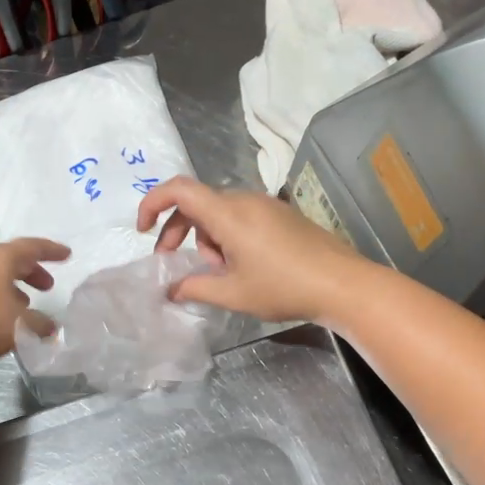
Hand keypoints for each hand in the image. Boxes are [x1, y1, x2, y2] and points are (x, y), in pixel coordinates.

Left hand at [0, 237, 70, 364]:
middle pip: (8, 259)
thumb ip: (40, 325)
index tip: (66, 255)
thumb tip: (51, 327)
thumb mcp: (21, 326)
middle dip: (30, 271)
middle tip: (46, 286)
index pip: (31, 247)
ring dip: (10, 286)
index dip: (50, 251)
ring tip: (22, 304)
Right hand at [136, 176, 371, 323]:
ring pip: (218, 212)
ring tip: (217, 272)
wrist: (341, 284)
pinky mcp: (280, 215)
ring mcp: (265, 205)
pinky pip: (240, 216)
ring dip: (205, 238)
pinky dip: (226, 236)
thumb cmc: (283, 287)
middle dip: (177, 230)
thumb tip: (170, 290)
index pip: (179, 190)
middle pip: (197, 203)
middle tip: (171, 261)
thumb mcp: (232, 294)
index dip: (153, 203)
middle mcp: (244, 200)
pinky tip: (239, 266)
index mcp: (228, 214)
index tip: (142, 229)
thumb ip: (195, 288)